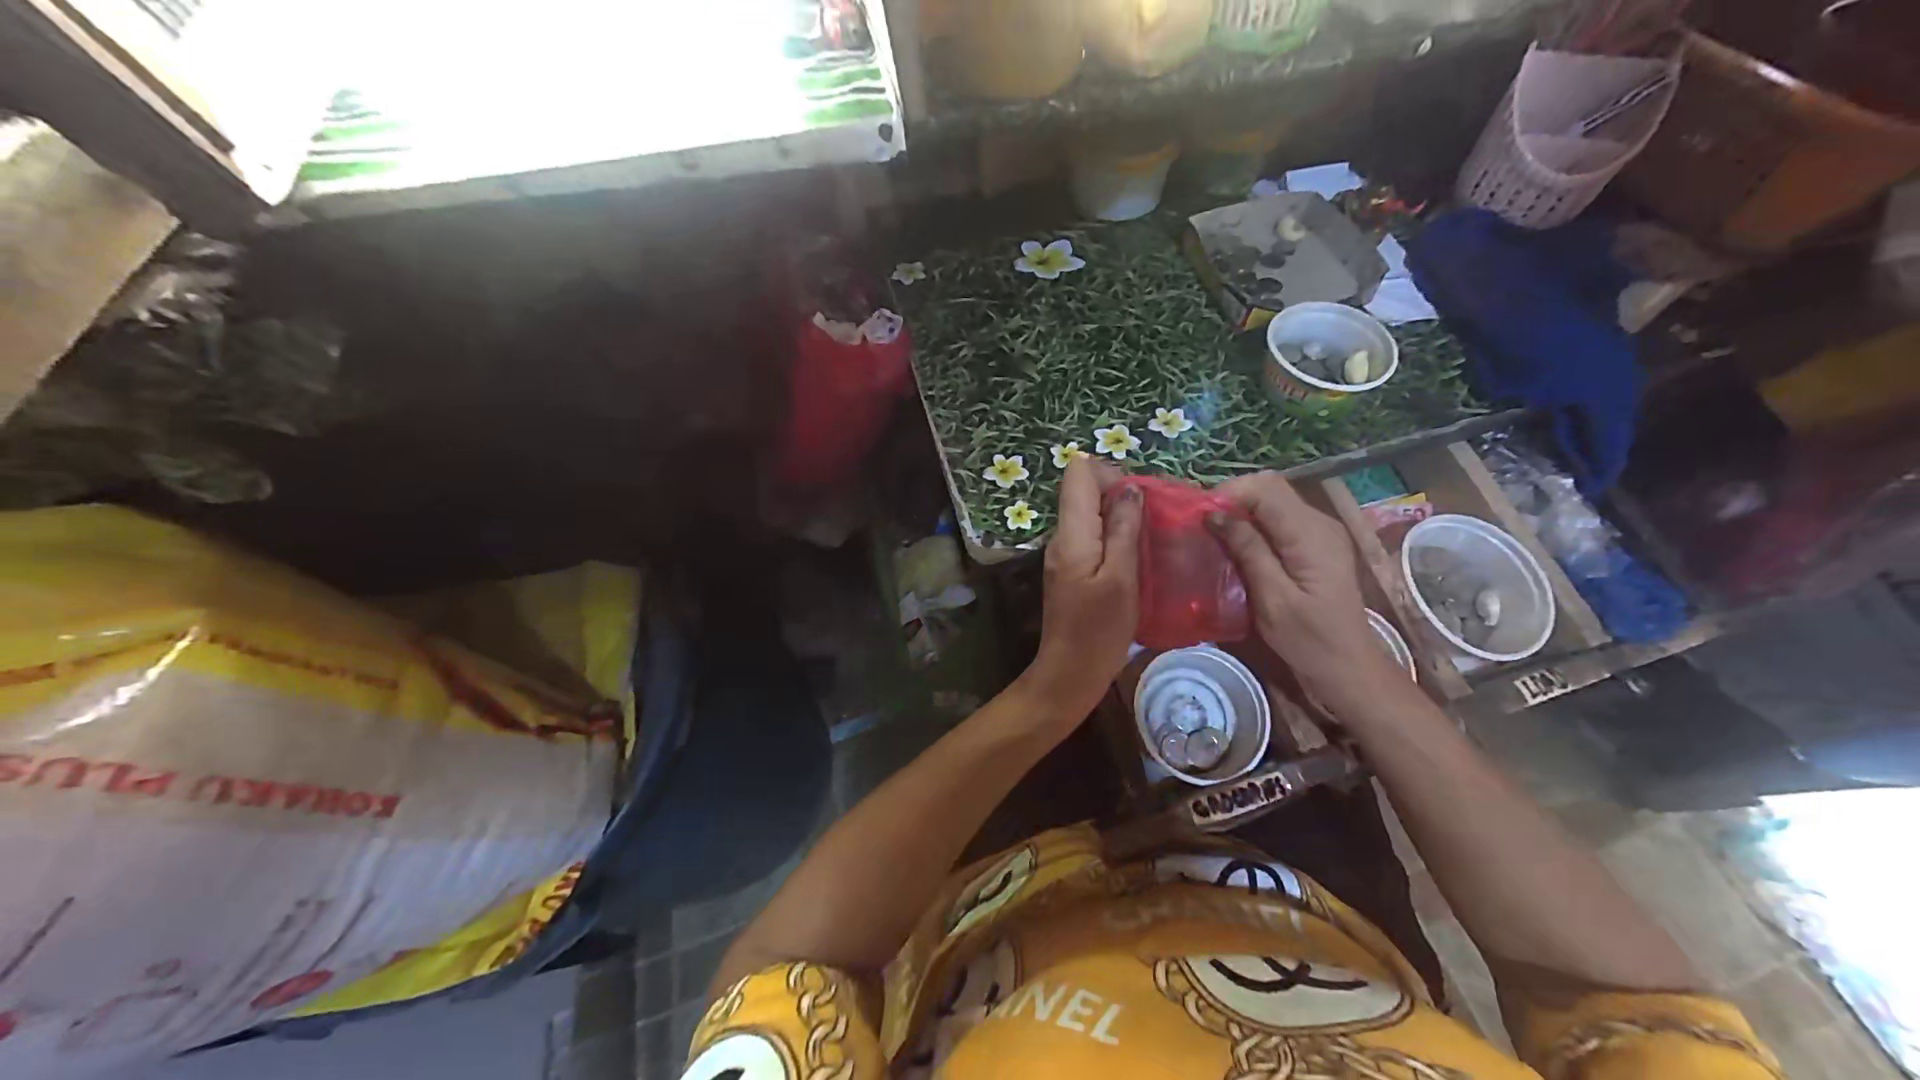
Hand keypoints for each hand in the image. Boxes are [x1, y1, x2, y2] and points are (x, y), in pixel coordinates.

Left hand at [1023, 456, 1142, 720]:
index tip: (1140, 500)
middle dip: (1121, 495)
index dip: (1111, 474)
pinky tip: (1137, 558)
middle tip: (1154, 520)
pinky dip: (1115, 538)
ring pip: (1090, 514)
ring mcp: (1065, 553)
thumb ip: (1122, 529)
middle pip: (1085, 491)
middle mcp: (1062, 536)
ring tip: (1152, 538)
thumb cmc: (1099, 630)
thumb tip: (1129, 486)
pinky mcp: (1072, 570)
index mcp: (1071, 533)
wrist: (1070, 673)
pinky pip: (1092, 537)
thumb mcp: (1121, 578)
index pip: (1078, 473)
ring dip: (1121, 518)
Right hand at [1207, 472, 1395, 708]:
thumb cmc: (1308, 639)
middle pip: (1270, 488)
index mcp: (1311, 534)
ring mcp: (1320, 531)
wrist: (1348, 667)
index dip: (1228, 494)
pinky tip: (1236, 545)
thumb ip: (1248, 551)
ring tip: (1212, 534)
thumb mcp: (1272, 599)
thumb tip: (1214, 515)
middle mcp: (1320, 522)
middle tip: (1201, 525)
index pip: (1265, 489)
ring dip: (1240, 510)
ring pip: (1272, 500)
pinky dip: (1253, 523)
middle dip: (1231, 499)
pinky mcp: (1315, 542)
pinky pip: (1279, 518)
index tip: (1198, 516)